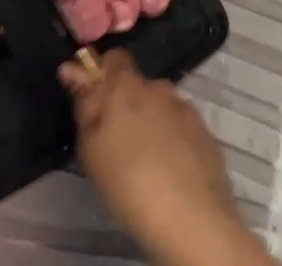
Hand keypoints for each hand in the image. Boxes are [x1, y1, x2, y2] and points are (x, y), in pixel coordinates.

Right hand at [60, 50, 271, 265]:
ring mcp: (188, 113)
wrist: (193, 223)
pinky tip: (170, 171)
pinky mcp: (209, 138)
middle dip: (128, 102)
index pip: (114, 58)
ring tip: (147, 159)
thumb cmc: (127, 183)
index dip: (103, 73)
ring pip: (162, 107)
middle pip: (139, 85)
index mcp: (126, 87)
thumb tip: (72, 69)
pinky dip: (175, 141)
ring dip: (153, 121)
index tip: (95, 100)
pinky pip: (183, 129)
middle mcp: (159, 90)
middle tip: (117, 139)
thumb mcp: (90, 148)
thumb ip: (83, 104)